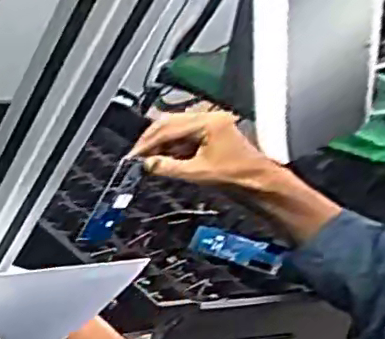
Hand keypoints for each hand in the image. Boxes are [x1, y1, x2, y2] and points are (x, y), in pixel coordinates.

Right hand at [130, 110, 282, 193]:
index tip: (132, 157)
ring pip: (174, 126)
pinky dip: (168, 144)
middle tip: (134, 156)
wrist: (252, 176)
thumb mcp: (194, 172)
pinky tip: (159, 156)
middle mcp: (209, 116)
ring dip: (157, 142)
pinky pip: (182, 133)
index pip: (169, 128)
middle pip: (169, 122)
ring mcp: (209, 122)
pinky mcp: (208, 131)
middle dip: (149, 139)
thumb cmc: (231, 173)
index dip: (147, 143)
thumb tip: (147, 163)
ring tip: (144, 158)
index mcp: (209, 122)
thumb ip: (168, 167)